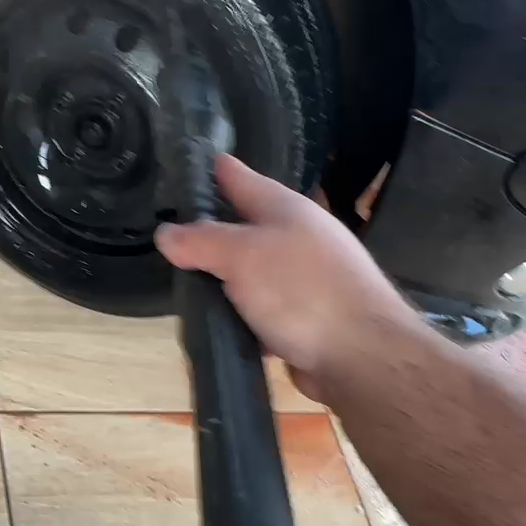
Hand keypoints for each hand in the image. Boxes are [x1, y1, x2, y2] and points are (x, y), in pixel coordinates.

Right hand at [155, 154, 428, 400]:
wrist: (360, 355)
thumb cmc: (302, 292)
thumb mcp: (242, 257)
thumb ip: (201, 242)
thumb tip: (164, 232)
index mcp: (285, 208)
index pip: (238, 176)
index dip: (207, 170)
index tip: (174, 170)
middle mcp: (297, 237)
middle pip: (242, 227)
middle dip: (208, 233)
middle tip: (166, 240)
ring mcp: (303, 279)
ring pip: (250, 272)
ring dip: (222, 280)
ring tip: (183, 287)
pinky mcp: (303, 319)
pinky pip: (260, 310)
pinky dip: (239, 316)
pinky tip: (217, 327)